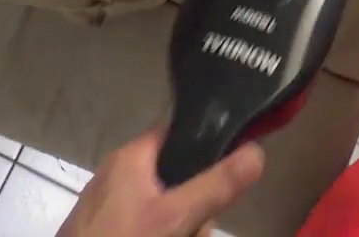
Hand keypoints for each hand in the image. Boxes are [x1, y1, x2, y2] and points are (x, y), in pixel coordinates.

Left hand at [56, 129, 263, 236]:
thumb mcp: (174, 219)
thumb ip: (216, 186)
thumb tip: (258, 152)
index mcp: (131, 156)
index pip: (179, 132)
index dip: (206, 147)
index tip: (226, 172)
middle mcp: (117, 175)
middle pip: (175, 177)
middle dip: (195, 207)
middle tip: (198, 230)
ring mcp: (106, 209)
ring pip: (162, 210)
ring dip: (181, 228)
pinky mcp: (101, 235)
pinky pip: (143, 227)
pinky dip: (159, 235)